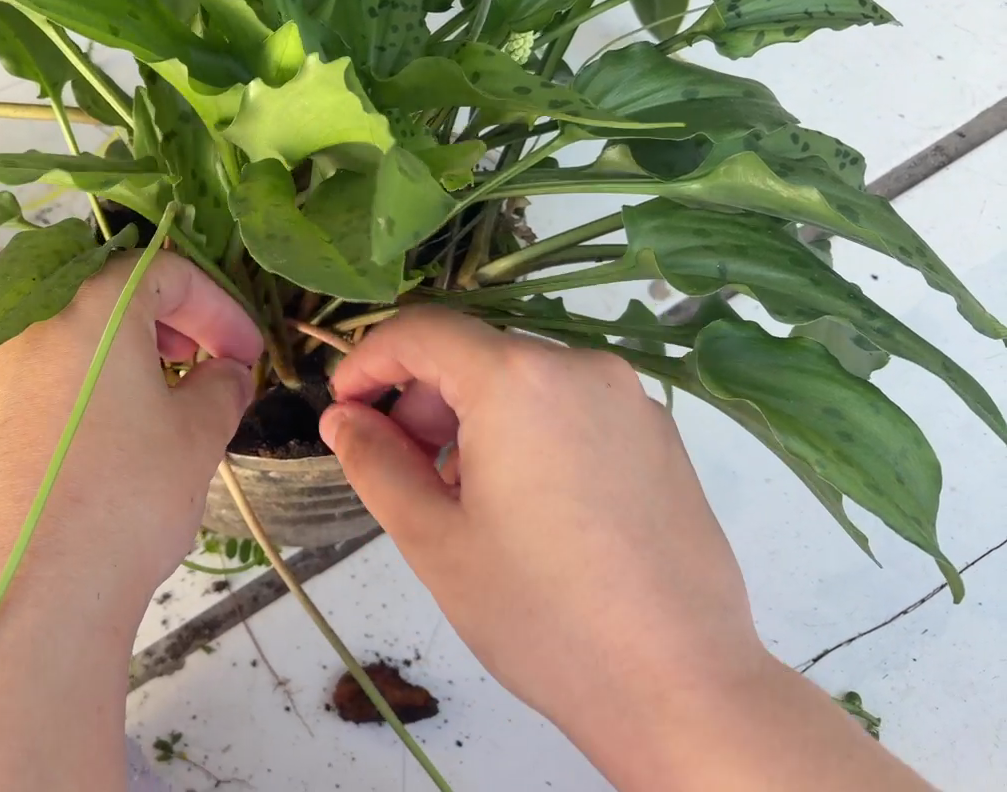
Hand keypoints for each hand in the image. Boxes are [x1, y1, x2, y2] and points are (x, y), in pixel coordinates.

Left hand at [0, 253, 261, 791]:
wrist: (24, 594)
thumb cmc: (123, 501)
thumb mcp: (195, 439)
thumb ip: (221, 388)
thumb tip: (226, 372)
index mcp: (88, 312)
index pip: (161, 271)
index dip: (215, 304)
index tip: (243, 352)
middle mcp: (28, 327)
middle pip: (107, 300)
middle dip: (166, 326)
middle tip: (199, 369)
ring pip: (67, 344)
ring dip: (118, 363)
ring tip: (150, 414)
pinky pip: (35, 386)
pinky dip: (76, 394)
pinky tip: (93, 450)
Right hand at [320, 308, 931, 791]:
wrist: (686, 694)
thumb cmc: (539, 611)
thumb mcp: (427, 534)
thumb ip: (371, 459)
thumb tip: (341, 417)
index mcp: (518, 381)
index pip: (419, 332)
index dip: (366, 362)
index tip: (341, 409)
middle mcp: (581, 370)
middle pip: (468, 353)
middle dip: (415, 398)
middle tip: (396, 465)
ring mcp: (630, 402)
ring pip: (514, 378)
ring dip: (463, 416)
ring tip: (454, 492)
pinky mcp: (658, 438)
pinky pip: (560, 404)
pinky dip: (515, 428)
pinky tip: (514, 500)